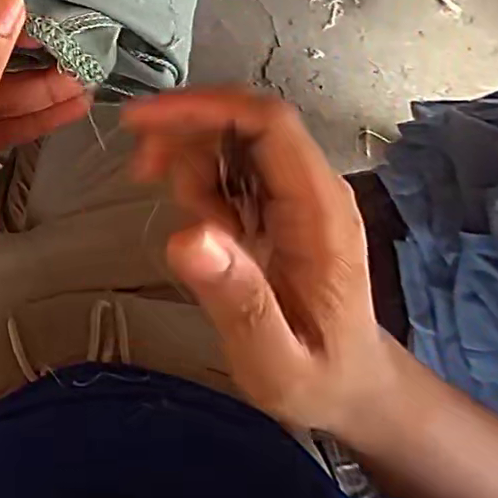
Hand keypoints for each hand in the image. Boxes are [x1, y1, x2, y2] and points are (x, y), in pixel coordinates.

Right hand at [123, 89, 399, 440]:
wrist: (355, 388)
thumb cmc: (320, 379)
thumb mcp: (276, 362)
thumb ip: (238, 301)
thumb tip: (188, 236)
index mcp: (320, 212)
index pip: (268, 123)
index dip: (205, 109)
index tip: (146, 122)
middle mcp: (311, 186)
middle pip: (240, 118)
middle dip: (182, 130)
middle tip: (142, 171)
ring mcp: (294, 188)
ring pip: (226, 134)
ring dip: (185, 157)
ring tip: (183, 216)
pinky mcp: (275, 196)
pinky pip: (225, 157)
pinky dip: (193, 170)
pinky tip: (193, 215)